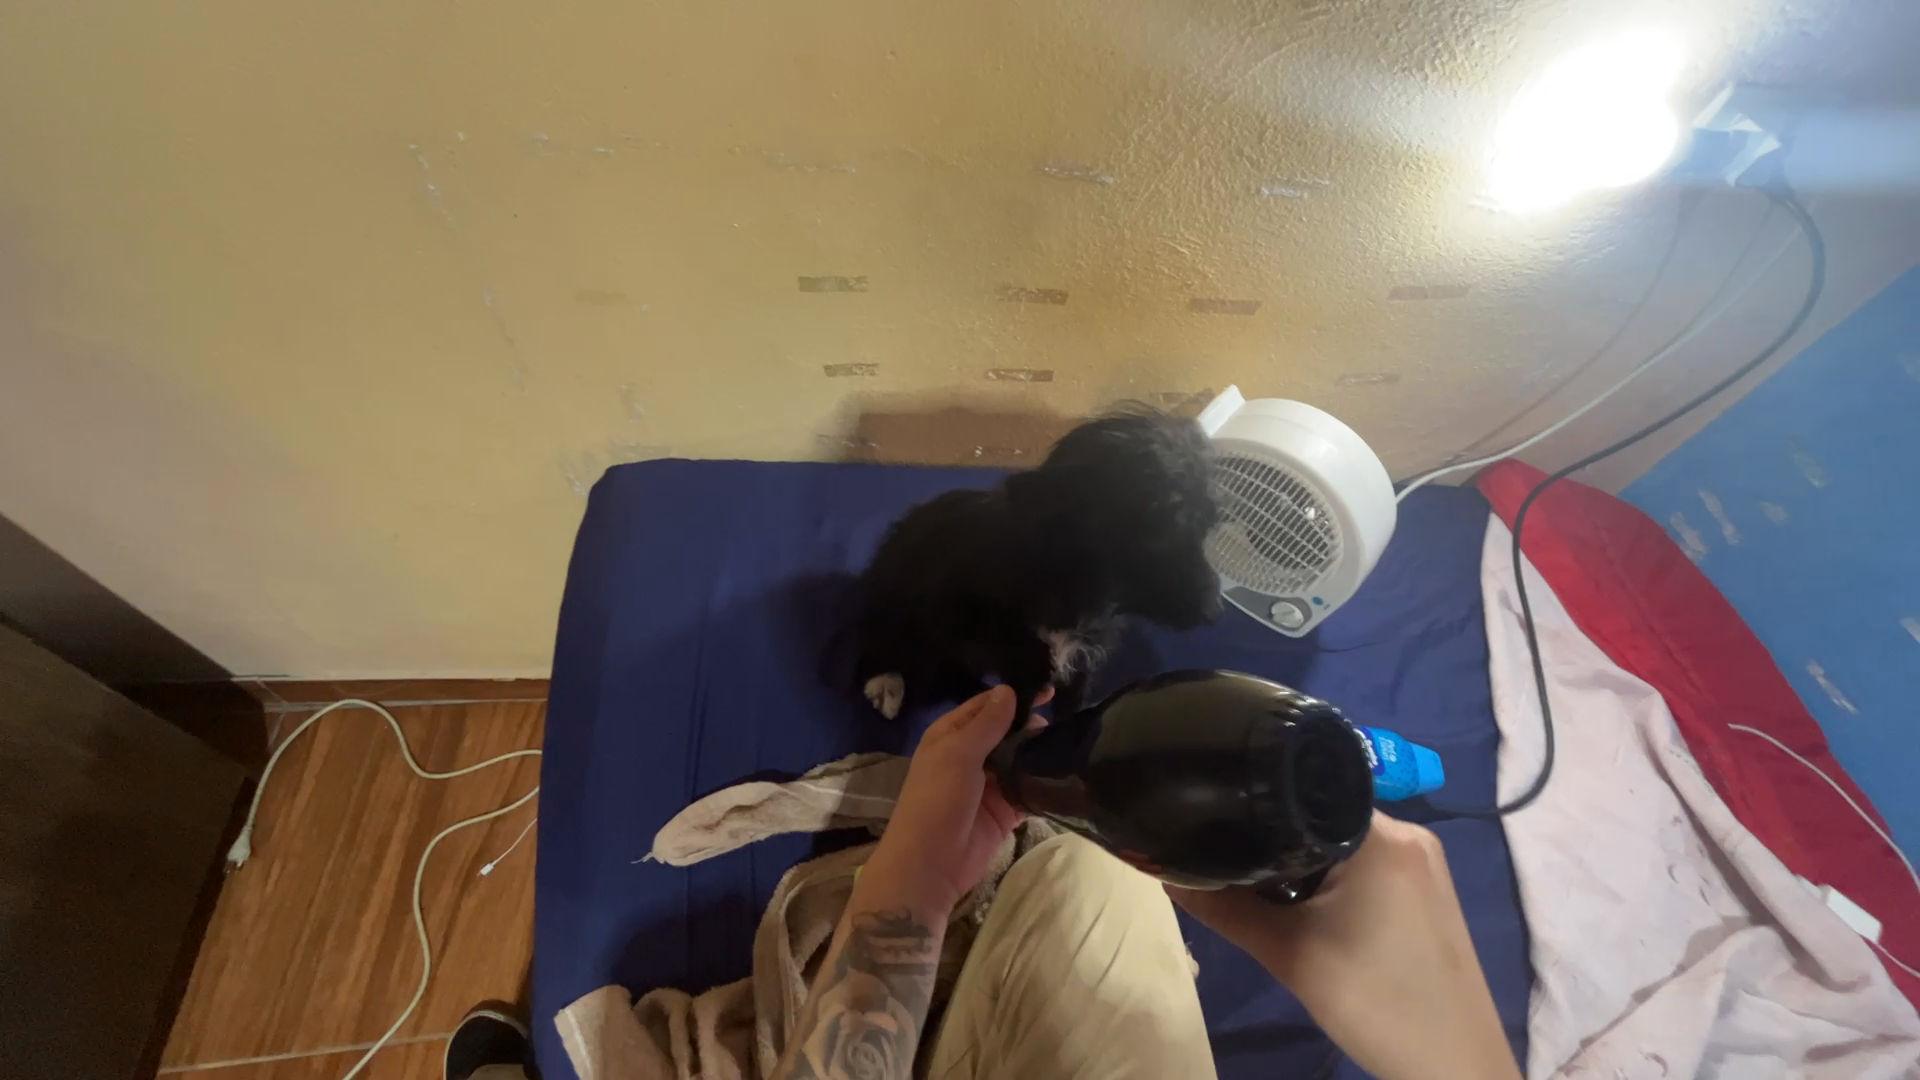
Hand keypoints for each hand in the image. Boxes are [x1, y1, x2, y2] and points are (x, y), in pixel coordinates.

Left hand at [859, 684, 1047, 920]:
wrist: (930, 865)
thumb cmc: (937, 800)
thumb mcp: (959, 754)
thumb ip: (987, 724)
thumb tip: (1008, 690)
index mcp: (951, 735)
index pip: (986, 706)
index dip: (1014, 696)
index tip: (1048, 690)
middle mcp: (970, 755)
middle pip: (1006, 731)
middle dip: (1031, 724)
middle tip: (1065, 718)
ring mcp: (989, 783)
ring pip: (1019, 759)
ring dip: (1040, 752)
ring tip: (1072, 742)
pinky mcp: (1005, 810)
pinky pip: (1028, 789)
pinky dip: (1043, 782)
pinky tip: (1068, 772)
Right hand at [1168, 813, 1521, 1079]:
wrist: (1458, 1077)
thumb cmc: (1377, 1004)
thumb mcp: (1288, 953)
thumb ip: (1222, 907)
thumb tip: (1164, 871)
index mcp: (1383, 834)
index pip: (1301, 791)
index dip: (1253, 800)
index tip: (1212, 810)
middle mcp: (1408, 833)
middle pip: (1318, 814)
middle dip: (1273, 835)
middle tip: (1226, 850)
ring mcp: (1421, 862)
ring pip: (1338, 838)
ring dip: (1299, 858)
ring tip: (1255, 876)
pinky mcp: (1424, 890)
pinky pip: (1361, 860)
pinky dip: (1327, 873)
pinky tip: (1301, 900)